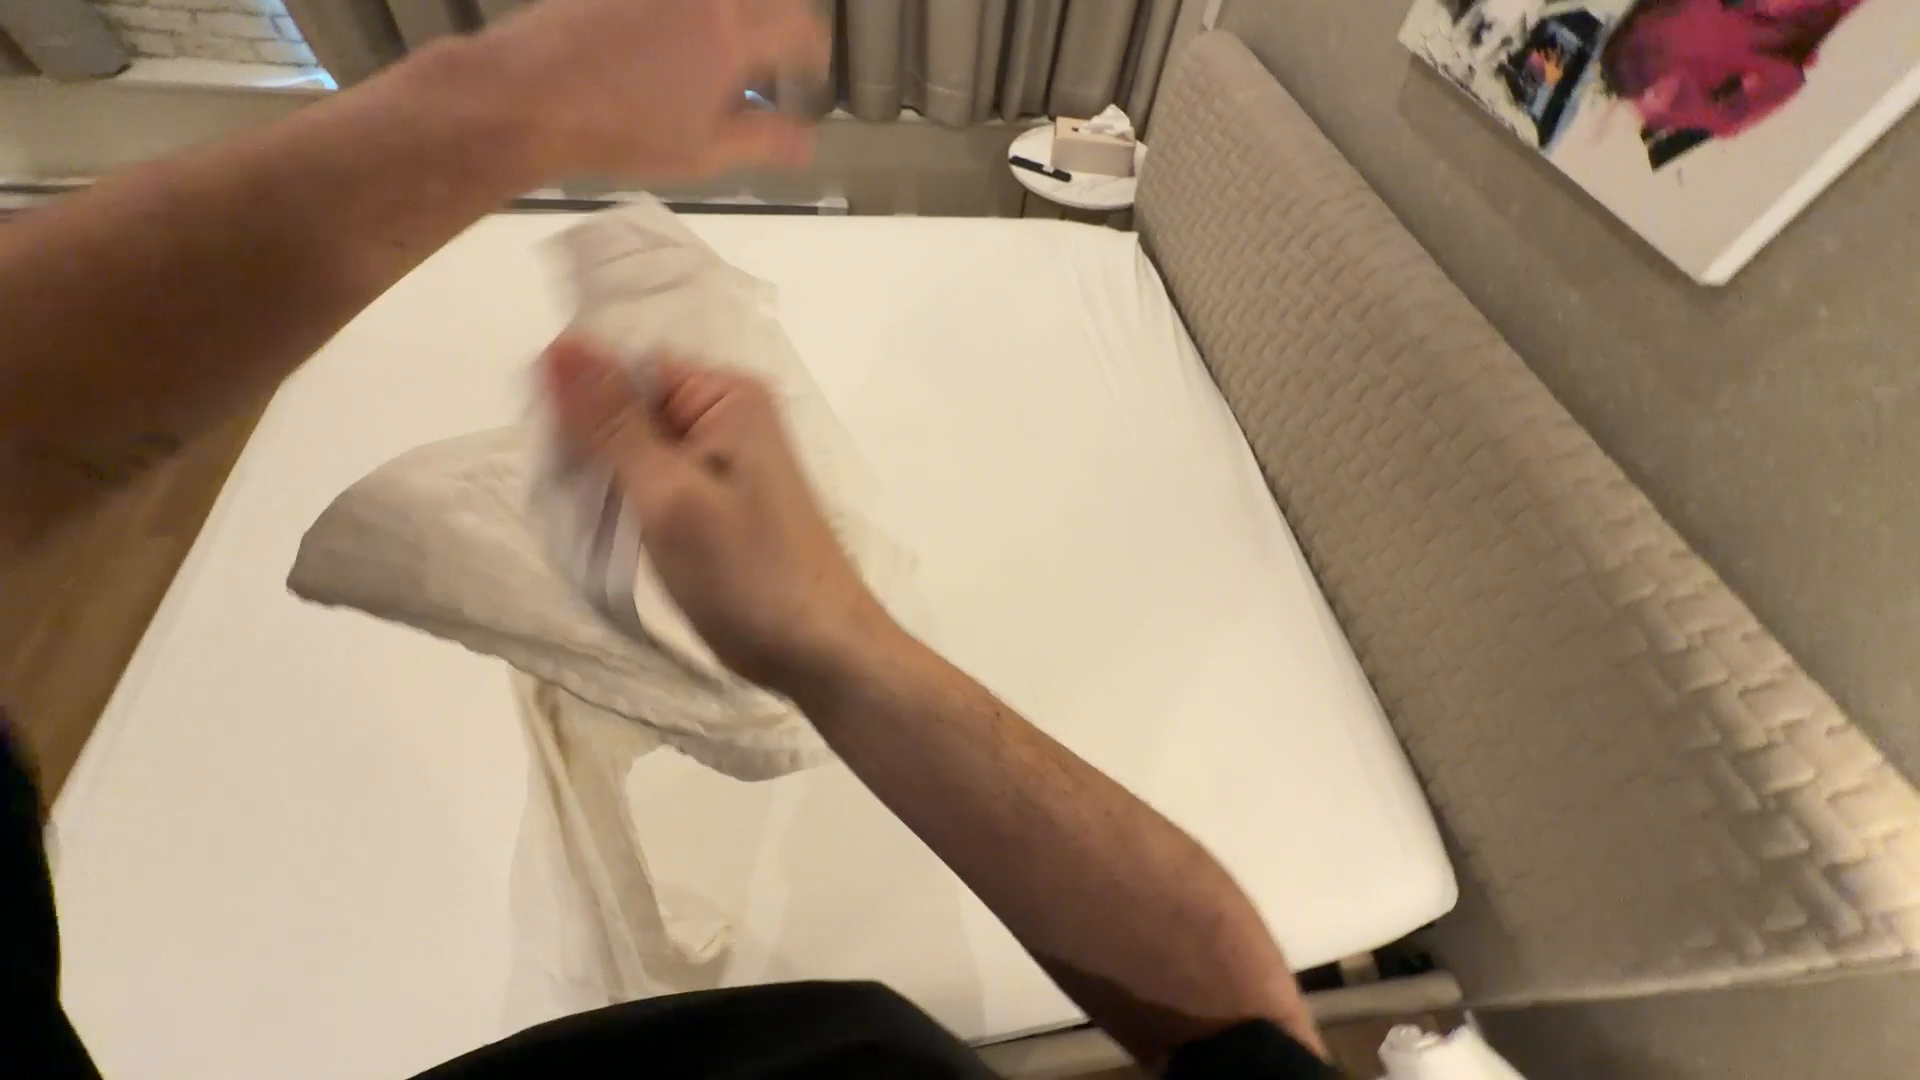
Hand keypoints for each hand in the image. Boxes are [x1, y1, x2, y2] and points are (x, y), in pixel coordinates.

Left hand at [460, 0, 829, 179]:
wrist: (533, 94)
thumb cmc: (628, 132)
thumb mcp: (708, 152)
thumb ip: (767, 140)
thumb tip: (809, 142)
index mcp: (731, 33)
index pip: (798, 27)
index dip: (813, 52)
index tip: (811, 74)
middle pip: (764, 1)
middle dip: (781, 25)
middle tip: (777, 60)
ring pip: (722, 2)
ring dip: (740, 20)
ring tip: (731, 56)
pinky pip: (683, 2)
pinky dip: (699, 16)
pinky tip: (682, 46)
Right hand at [541, 338, 899, 691]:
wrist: (818, 648)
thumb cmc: (751, 575)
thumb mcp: (671, 496)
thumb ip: (612, 423)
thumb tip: (561, 345)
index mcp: (728, 395)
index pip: (626, 367)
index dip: (578, 404)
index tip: (554, 462)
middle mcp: (729, 416)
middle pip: (628, 407)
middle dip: (591, 450)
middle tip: (576, 508)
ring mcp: (725, 462)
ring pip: (634, 451)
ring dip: (605, 485)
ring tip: (598, 530)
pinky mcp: (717, 503)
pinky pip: (655, 485)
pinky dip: (629, 507)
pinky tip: (616, 539)